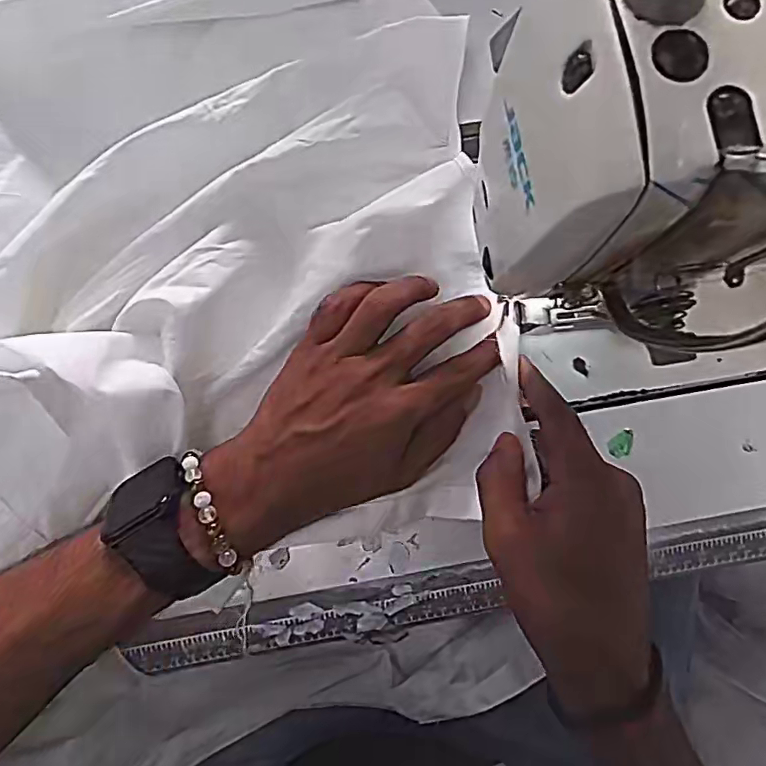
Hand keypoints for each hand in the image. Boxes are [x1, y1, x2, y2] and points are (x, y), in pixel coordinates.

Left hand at [187, 276, 500, 564]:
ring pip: (381, 306)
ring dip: (411, 290)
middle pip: (428, 330)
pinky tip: (375, 291)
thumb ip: (438, 434)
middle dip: (462, 313)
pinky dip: (359, 291)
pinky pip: (336, 307)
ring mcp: (339, 358)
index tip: (493, 345)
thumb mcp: (399, 472)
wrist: (273, 475)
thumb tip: (465, 400)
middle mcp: (372, 377)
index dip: (482, 355)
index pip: (455, 373)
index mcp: (397, 411)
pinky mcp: (311, 349)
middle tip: (476, 307)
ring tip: (429, 287)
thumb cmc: (331, 479)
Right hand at [478, 360, 650, 717]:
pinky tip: (541, 510)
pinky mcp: (627, 523)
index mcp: (587, 480)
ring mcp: (626, 504)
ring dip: (547, 465)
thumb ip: (499, 478)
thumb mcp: (507, 536)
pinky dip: (562, 484)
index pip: (558, 416)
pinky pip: (589, 486)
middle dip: (534, 434)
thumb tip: (506, 444)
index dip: (535, 387)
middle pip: (567, 439)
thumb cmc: (555, 601)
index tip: (519, 366)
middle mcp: (615, 484)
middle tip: (500, 438)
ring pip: (577, 465)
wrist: (602, 656)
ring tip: (516, 490)